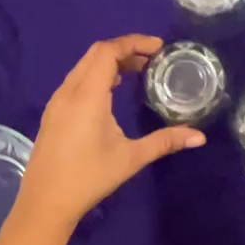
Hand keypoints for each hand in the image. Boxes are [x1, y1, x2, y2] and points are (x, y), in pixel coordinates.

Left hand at [14, 35, 204, 231]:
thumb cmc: (88, 177)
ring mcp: (57, 101)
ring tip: (137, 72)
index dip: (133, 42)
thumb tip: (199, 137)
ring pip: (84, 66)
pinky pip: (76, 81)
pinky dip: (97, 75)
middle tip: (152, 59)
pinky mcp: (53, 113)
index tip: (158, 48)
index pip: (108, 52)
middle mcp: (69, 91)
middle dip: (124, 50)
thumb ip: (165, 142)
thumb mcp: (131, 158)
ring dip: (110, 63)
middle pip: (96, 54)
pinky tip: (112, 91)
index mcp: (87, 95)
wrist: (44, 202)